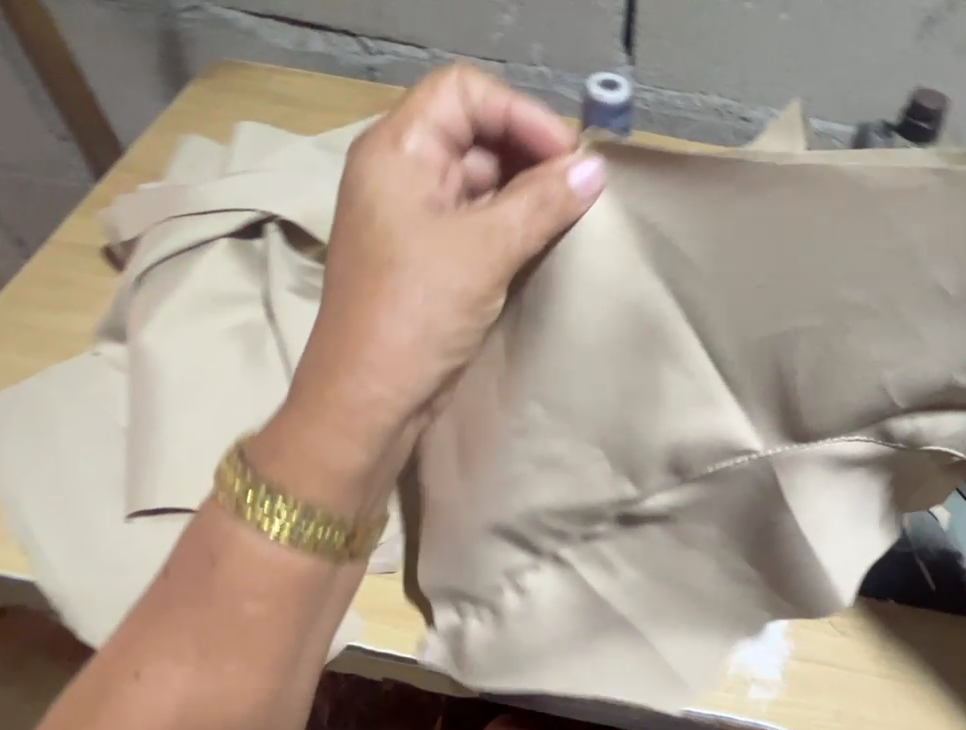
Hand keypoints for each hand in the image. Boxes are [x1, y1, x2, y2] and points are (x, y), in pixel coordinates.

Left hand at [290, 64, 605, 437]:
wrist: (370, 399)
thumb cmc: (415, 313)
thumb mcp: (484, 250)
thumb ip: (542, 204)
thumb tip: (595, 170)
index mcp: (397, 152)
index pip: (463, 93)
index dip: (518, 113)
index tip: (568, 156)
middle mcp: (402, 176)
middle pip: (474, 134)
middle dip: (530, 155)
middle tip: (580, 191)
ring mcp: (414, 221)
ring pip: (481, 183)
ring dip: (527, 195)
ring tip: (572, 218)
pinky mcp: (430, 262)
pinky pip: (477, 225)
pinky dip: (513, 228)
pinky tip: (547, 244)